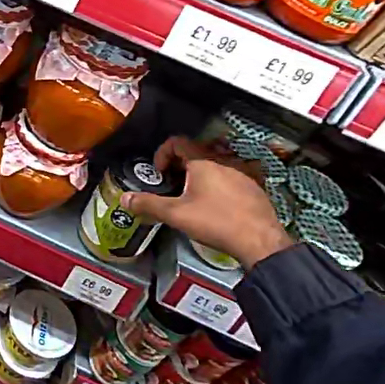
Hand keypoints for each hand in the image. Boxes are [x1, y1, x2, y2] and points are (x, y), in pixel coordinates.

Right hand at [121, 137, 294, 266]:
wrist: (260, 242)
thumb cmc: (216, 223)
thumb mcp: (176, 215)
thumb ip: (148, 204)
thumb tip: (124, 199)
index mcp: (203, 162)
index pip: (177, 142)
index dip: (162, 154)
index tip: (159, 173)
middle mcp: (224, 162)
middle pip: (195, 153)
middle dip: (178, 166)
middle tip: (170, 185)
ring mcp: (241, 174)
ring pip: (214, 166)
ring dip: (198, 176)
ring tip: (190, 197)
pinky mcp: (253, 188)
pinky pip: (229, 178)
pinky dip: (217, 185)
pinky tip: (215, 207)